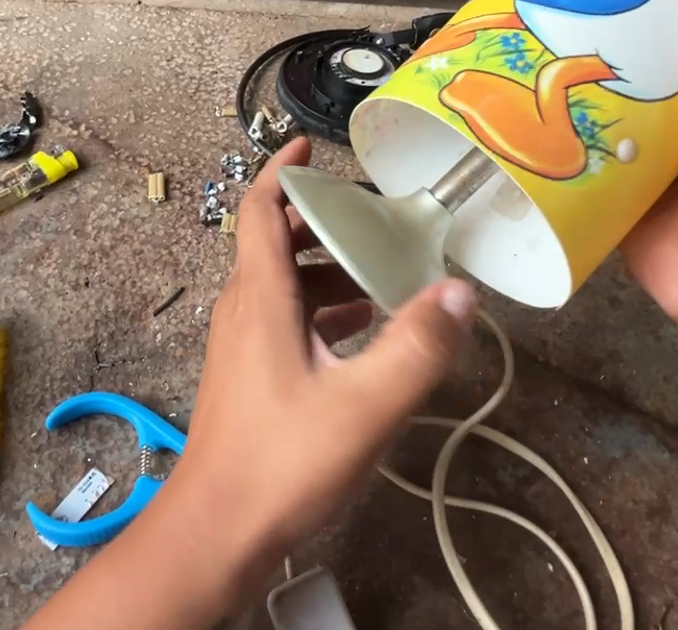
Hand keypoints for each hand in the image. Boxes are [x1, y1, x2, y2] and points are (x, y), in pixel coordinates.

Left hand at [154, 137, 477, 592]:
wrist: (217, 531)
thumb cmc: (282, 460)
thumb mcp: (364, 405)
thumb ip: (416, 348)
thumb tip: (459, 293)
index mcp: (260, 296)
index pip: (259, 210)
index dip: (281, 171)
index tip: (310, 145)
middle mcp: (244, 307)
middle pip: (276, 240)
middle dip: (324, 220)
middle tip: (376, 216)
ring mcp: (242, 341)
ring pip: (283, 281)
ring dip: (327, 266)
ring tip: (382, 272)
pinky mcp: (249, 371)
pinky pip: (284, 316)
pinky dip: (320, 307)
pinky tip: (362, 329)